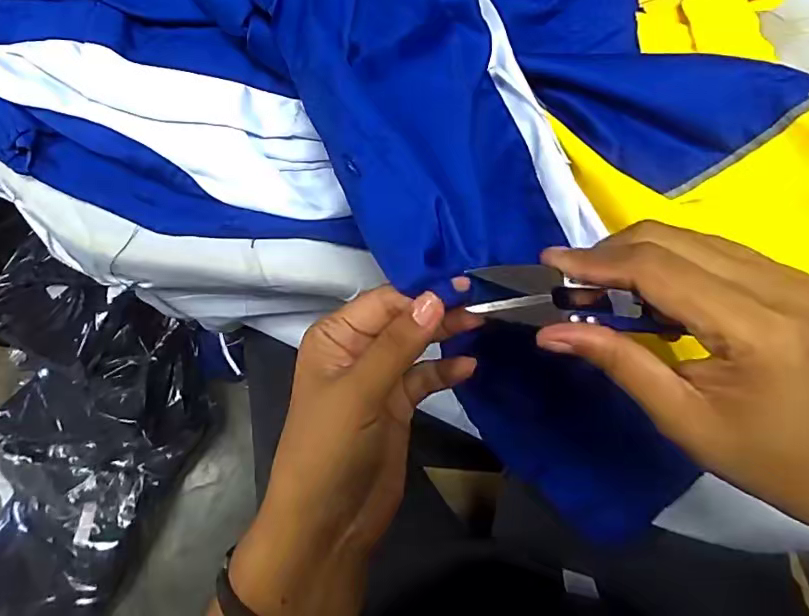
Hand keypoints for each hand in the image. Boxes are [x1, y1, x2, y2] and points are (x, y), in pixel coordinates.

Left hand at [224, 284, 480, 615]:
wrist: (327, 524)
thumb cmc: (330, 447)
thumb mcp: (361, 391)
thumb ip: (397, 344)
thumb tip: (434, 297)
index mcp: (335, 335)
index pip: (382, 301)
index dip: (419, 292)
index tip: (460, 285)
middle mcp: (355, 349)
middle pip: (401, 319)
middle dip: (436, 311)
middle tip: (479, 301)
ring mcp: (377, 378)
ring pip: (415, 345)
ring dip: (444, 335)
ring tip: (481, 324)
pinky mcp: (396, 405)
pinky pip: (423, 377)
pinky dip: (445, 370)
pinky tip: (470, 366)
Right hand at [534, 221, 808, 536]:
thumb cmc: (769, 459)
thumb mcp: (683, 421)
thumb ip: (618, 363)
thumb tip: (549, 332)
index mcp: (756, 328)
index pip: (658, 270)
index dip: (597, 262)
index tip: (549, 264)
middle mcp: (776, 286)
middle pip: (667, 239)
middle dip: (608, 254)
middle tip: (571, 282)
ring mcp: (786, 275)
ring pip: (683, 235)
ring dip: (633, 252)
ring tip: (600, 285)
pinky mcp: (786, 275)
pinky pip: (705, 246)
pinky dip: (663, 258)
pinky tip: (647, 288)